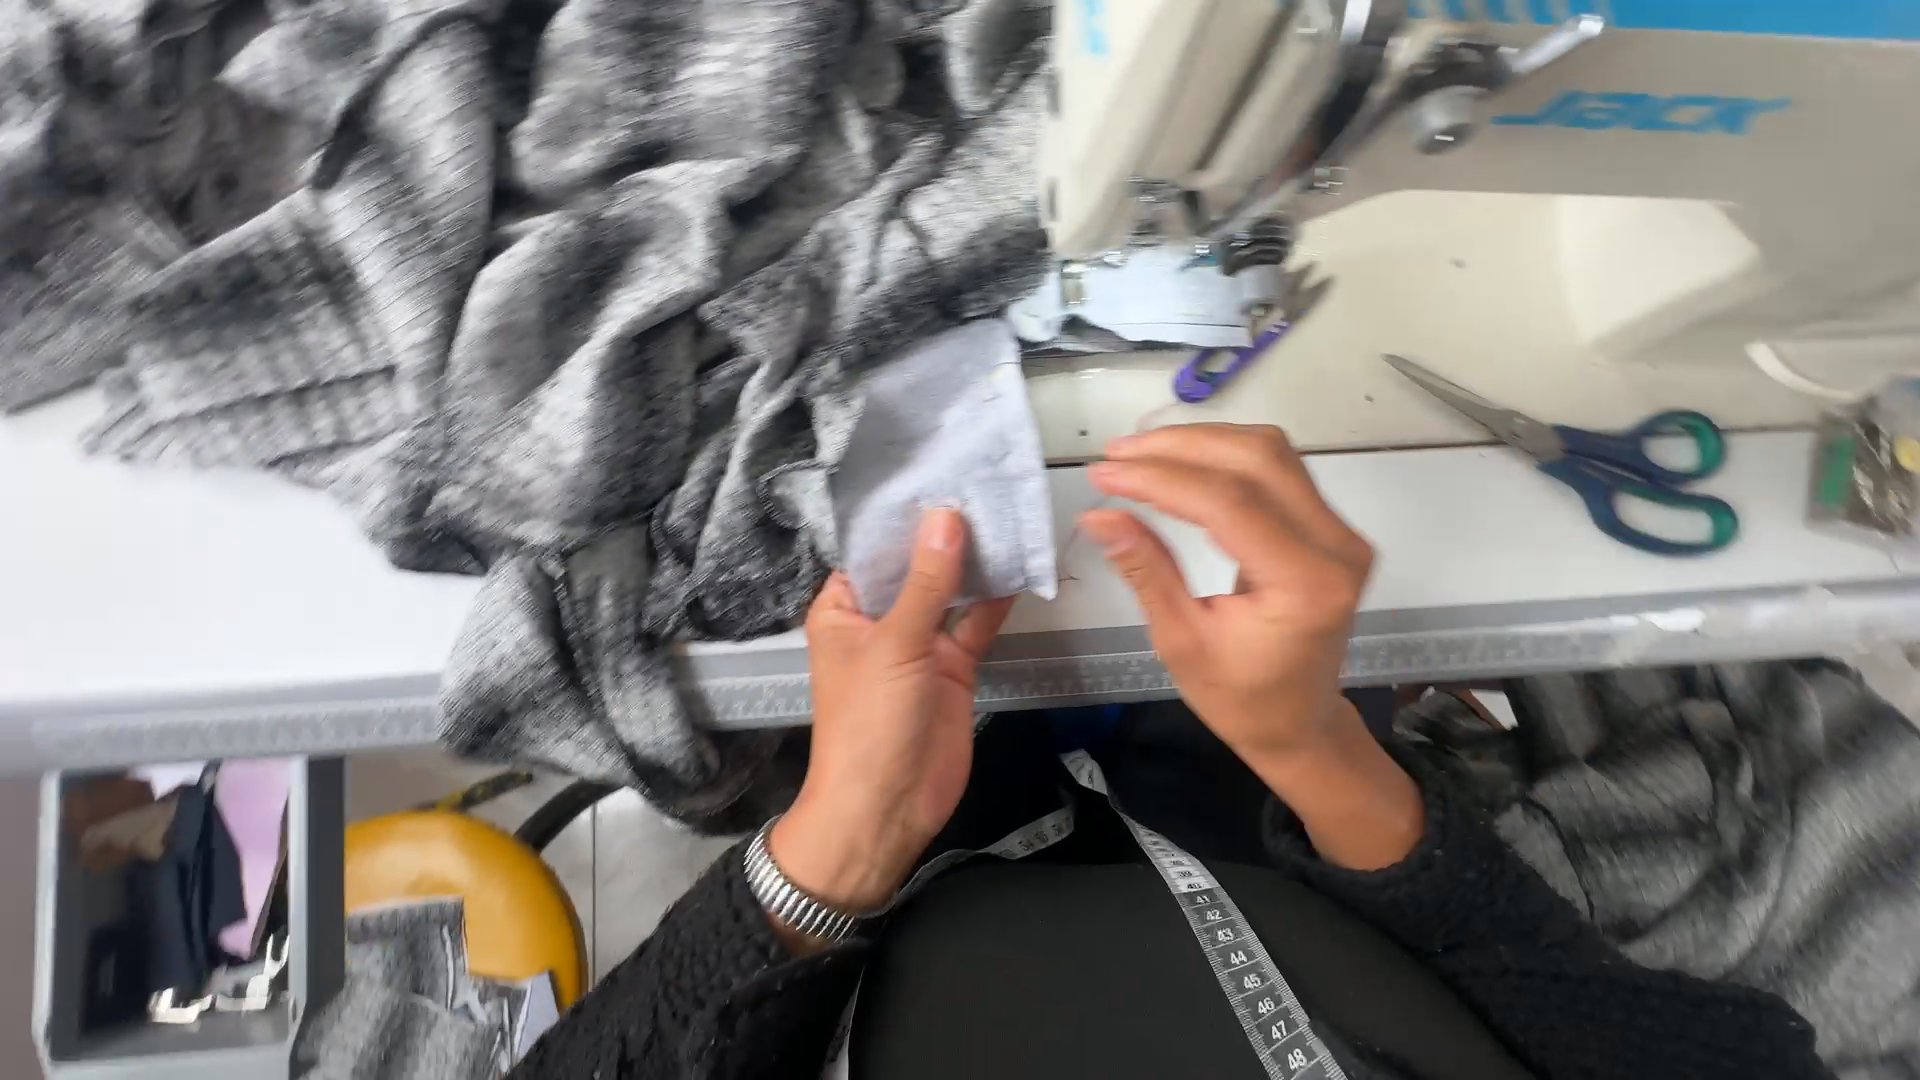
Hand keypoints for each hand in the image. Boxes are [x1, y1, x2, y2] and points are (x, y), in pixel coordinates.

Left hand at [769, 509, 1015, 940]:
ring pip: (950, 592)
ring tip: (1008, 513)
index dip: (904, 514)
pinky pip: (975, 624)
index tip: (941, 471)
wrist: (888, 810)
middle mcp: (881, 618)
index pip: (873, 548)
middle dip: (947, 533)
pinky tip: (1020, 567)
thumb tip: (945, 516)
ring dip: (975, 563)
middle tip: (987, 483)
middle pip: (916, 566)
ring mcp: (919, 642)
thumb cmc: (870, 724)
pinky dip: (996, 600)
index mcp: (845, 607)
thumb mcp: (894, 645)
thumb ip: (925, 583)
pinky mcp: (952, 666)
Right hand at [1080, 424, 1421, 868]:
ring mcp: (1340, 531)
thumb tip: (1096, 514)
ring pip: (1269, 452)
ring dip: (1200, 442)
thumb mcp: (1180, 639)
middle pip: (1257, 459)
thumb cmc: (1238, 698)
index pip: (1228, 502)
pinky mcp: (1330, 525)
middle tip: (1117, 454)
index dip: (1159, 479)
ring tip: (1139, 452)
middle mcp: (1336, 546)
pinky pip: (1277, 468)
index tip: (1103, 474)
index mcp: (1304, 584)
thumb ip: (1145, 568)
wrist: (1299, 722)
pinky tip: (1180, 461)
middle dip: (1178, 447)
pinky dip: (1223, 455)